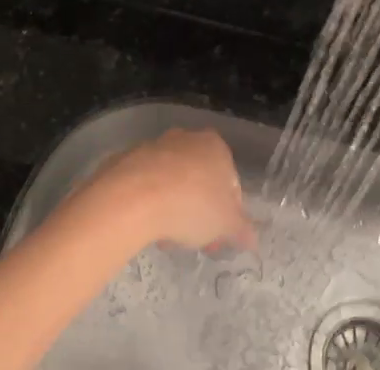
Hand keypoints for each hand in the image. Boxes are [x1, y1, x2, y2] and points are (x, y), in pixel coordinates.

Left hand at [81, 130, 254, 252]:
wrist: (132, 197)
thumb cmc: (191, 205)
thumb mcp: (227, 225)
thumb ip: (242, 230)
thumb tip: (251, 239)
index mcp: (215, 146)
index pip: (231, 182)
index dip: (228, 215)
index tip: (218, 238)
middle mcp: (186, 138)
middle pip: (200, 181)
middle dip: (200, 213)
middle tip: (195, 241)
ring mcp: (154, 146)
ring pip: (173, 184)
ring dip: (174, 210)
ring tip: (167, 239)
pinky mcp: (128, 159)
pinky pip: (147, 185)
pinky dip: (151, 203)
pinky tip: (147, 226)